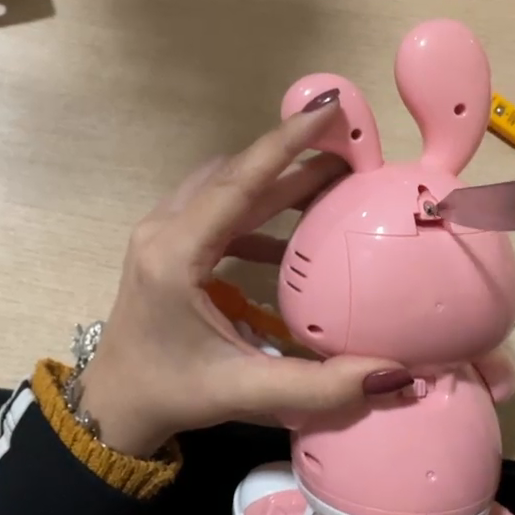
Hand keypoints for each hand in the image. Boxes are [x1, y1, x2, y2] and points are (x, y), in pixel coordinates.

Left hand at [76, 91, 411, 456]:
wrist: (114, 405)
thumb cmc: (171, 394)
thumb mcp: (245, 391)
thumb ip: (320, 386)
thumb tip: (399, 374)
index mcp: (174, 254)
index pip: (238, 182)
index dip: (285, 143)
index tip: (328, 109)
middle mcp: (162, 230)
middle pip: (233, 175)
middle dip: (290, 156)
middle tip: (346, 148)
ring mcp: (159, 234)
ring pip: (223, 187)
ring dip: (273, 181)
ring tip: (329, 183)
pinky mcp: (166, 246)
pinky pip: (215, 210)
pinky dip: (254, 211)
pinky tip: (290, 238)